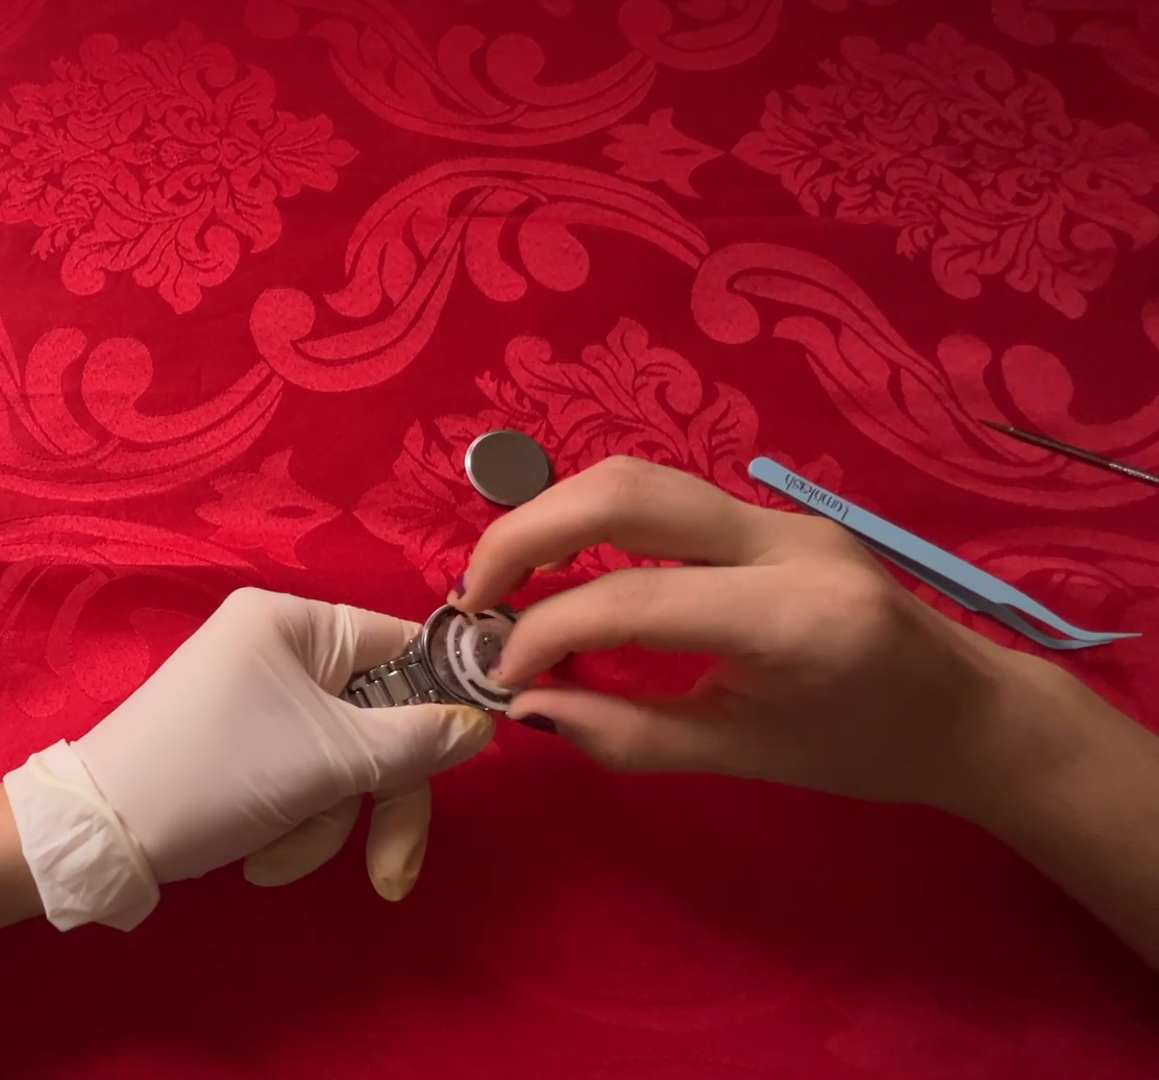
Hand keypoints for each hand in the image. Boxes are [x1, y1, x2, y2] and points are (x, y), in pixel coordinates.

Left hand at [4, 589, 495, 929]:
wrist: (101, 835)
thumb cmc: (217, 775)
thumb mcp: (329, 760)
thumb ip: (416, 741)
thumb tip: (482, 723)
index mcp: (292, 620)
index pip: (400, 647)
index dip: (437, 703)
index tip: (462, 761)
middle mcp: (274, 643)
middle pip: (373, 716)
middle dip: (376, 800)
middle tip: (388, 874)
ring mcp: (255, 691)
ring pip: (338, 757)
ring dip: (324, 819)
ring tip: (278, 857)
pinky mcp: (241, 735)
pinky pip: (300, 771)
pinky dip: (293, 818)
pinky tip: (259, 854)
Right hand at [455, 456, 1068, 812]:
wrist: (972, 709)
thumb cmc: (862, 748)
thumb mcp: (741, 758)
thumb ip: (623, 734)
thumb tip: (523, 705)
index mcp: (795, 619)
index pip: (632, 599)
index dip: (545, 631)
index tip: (501, 672)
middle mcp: (784, 541)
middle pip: (622, 494)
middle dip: (523, 538)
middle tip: (473, 597)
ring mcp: (773, 513)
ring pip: (629, 475)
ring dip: (544, 516)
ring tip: (503, 576)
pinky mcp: (756, 510)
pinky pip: (647, 491)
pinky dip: (578, 515)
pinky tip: (555, 557)